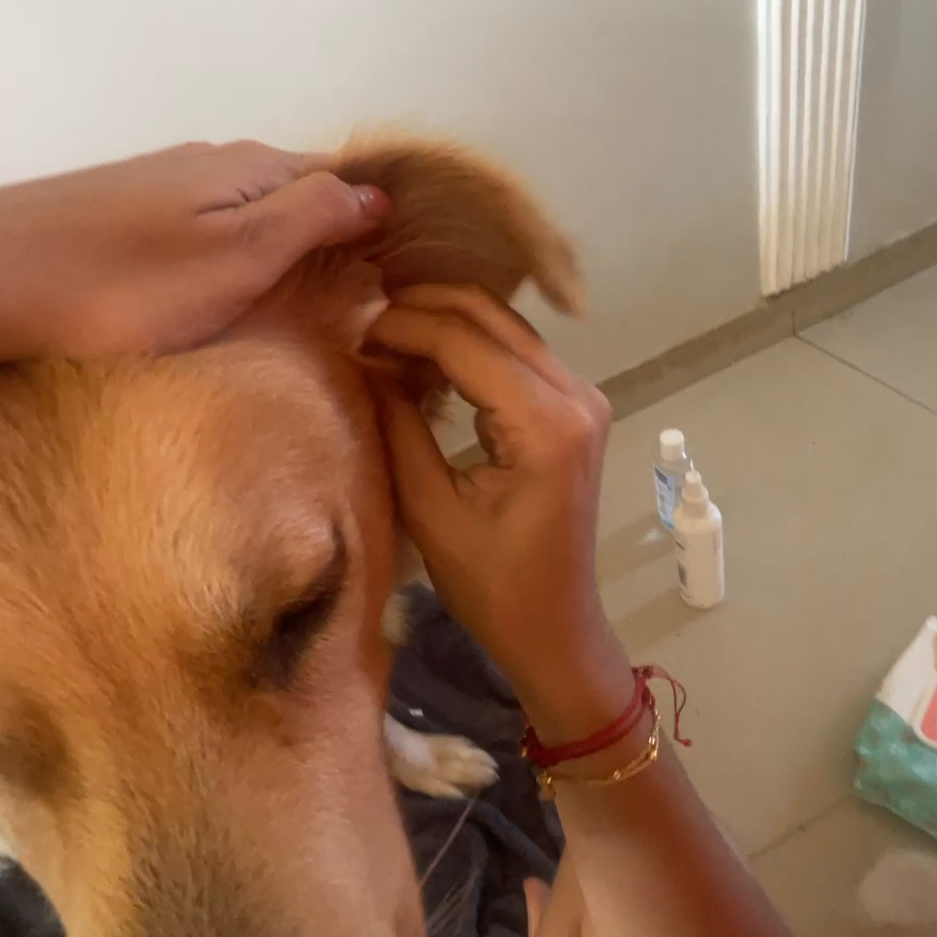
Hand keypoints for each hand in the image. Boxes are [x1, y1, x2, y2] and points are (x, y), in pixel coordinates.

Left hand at [0, 140, 389, 360]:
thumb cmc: (124, 281)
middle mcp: (209, 162)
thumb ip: (313, 218)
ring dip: (277, 250)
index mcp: (249, 168)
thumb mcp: (240, 255)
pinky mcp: (121, 214)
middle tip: (345, 304)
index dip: (367, 225)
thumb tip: (378, 194)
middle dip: (326, 239)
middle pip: (292, 194)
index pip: (337, 181)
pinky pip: (203, 229)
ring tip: (290, 307)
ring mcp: (160, 185)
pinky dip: (228, 257)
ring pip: (245, 213)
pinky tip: (217, 293)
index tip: (385, 282)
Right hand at [367, 285, 634, 740]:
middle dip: (423, 310)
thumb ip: (398, 425)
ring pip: (506, 327)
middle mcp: (576, 395)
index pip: (464, 342)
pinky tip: (427, 363)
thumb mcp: (430, 509)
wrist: (556, 626)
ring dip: (446, 324)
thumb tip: (368, 362)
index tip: (354, 338)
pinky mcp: (576, 407)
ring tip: (388, 344)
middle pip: (492, 316)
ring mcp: (583, 397)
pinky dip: (470, 348)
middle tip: (367, 329)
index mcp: (547, 425)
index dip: (403, 328)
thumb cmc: (493, 586)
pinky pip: (517, 354)